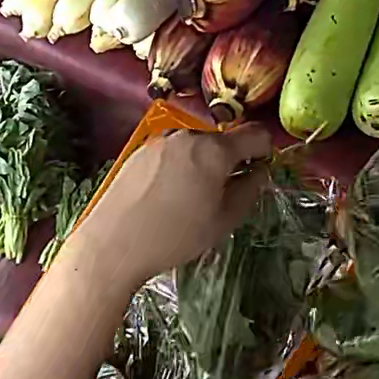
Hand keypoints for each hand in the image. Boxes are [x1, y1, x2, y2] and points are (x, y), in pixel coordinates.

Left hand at [63, 125, 273, 293]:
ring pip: (193, 148)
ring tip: (189, 201)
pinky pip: (170, 156)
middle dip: (229, 162)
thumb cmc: (175, 236)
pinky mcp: (138, 154)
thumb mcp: (222, 221)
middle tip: (221, 196)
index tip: (260, 170)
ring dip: (201, 166)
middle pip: (220, 141)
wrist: (113, 244)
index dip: (264, 150)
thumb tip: (258, 173)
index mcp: (214, 150)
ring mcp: (159, 143)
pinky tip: (165, 198)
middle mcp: (186, 137)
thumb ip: (248, 191)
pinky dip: (177, 169)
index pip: (255, 134)